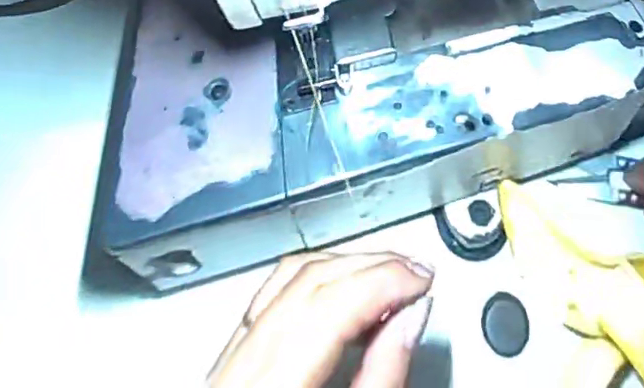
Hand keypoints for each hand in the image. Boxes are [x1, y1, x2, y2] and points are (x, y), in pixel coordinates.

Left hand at [208, 252, 434, 387]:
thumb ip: (383, 377)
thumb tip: (413, 309)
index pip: (327, 305)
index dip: (384, 281)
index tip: (424, 280)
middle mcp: (230, 372)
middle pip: (306, 281)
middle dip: (370, 268)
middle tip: (417, 276)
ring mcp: (219, 367)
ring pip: (286, 278)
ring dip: (346, 270)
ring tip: (390, 283)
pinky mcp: (222, 365)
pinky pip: (268, 298)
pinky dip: (316, 284)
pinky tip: (348, 296)